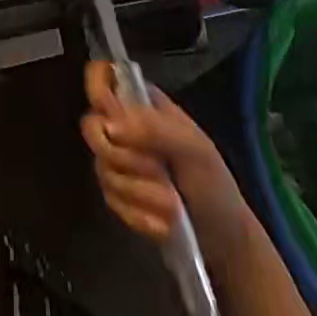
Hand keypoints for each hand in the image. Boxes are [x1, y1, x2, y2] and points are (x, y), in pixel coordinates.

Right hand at [80, 60, 244, 241]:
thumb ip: (154, 129)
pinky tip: (162, 224)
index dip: (98, 90)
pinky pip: (110, 199)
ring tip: (173, 206)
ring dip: (140, 193)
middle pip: (92, 126)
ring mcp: (116, 160)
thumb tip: (110, 126)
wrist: (223, 239)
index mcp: (142, 103)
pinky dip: (137, 214)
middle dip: (124, 157)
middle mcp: (122, 126)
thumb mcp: (195, 150)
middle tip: (158, 172)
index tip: (115, 124)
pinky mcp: (116, 194)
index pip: (104, 76)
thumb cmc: (213, 183)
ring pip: (102, 168)